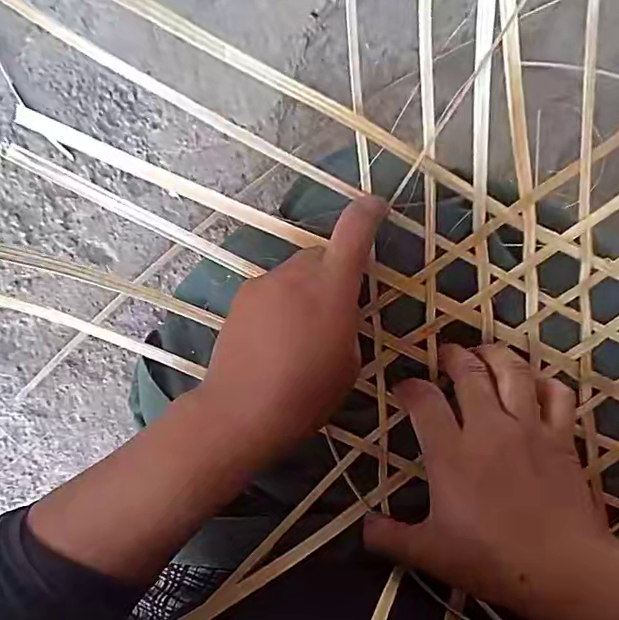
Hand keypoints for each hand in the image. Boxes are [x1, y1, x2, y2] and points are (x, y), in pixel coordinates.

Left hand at [196, 197, 383, 462]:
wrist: (240, 412)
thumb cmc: (306, 395)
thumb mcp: (348, 364)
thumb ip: (349, 324)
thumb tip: (339, 311)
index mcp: (332, 288)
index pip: (354, 229)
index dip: (370, 212)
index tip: (378, 208)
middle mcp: (295, 274)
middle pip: (322, 254)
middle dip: (334, 271)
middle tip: (337, 310)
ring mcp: (263, 284)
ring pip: (295, 274)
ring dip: (305, 291)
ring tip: (302, 335)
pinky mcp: (240, 299)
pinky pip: (271, 291)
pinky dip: (281, 305)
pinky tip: (275, 341)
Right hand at [363, 343, 618, 619]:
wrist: (559, 568)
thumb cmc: (489, 560)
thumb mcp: (428, 553)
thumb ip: (390, 537)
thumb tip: (363, 527)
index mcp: (450, 453)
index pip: (424, 401)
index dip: (410, 387)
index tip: (404, 387)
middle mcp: (488, 428)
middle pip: (469, 373)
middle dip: (452, 356)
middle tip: (444, 353)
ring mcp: (529, 429)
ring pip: (513, 371)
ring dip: (496, 354)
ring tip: (485, 350)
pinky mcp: (562, 438)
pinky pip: (556, 395)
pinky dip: (545, 382)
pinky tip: (536, 383)